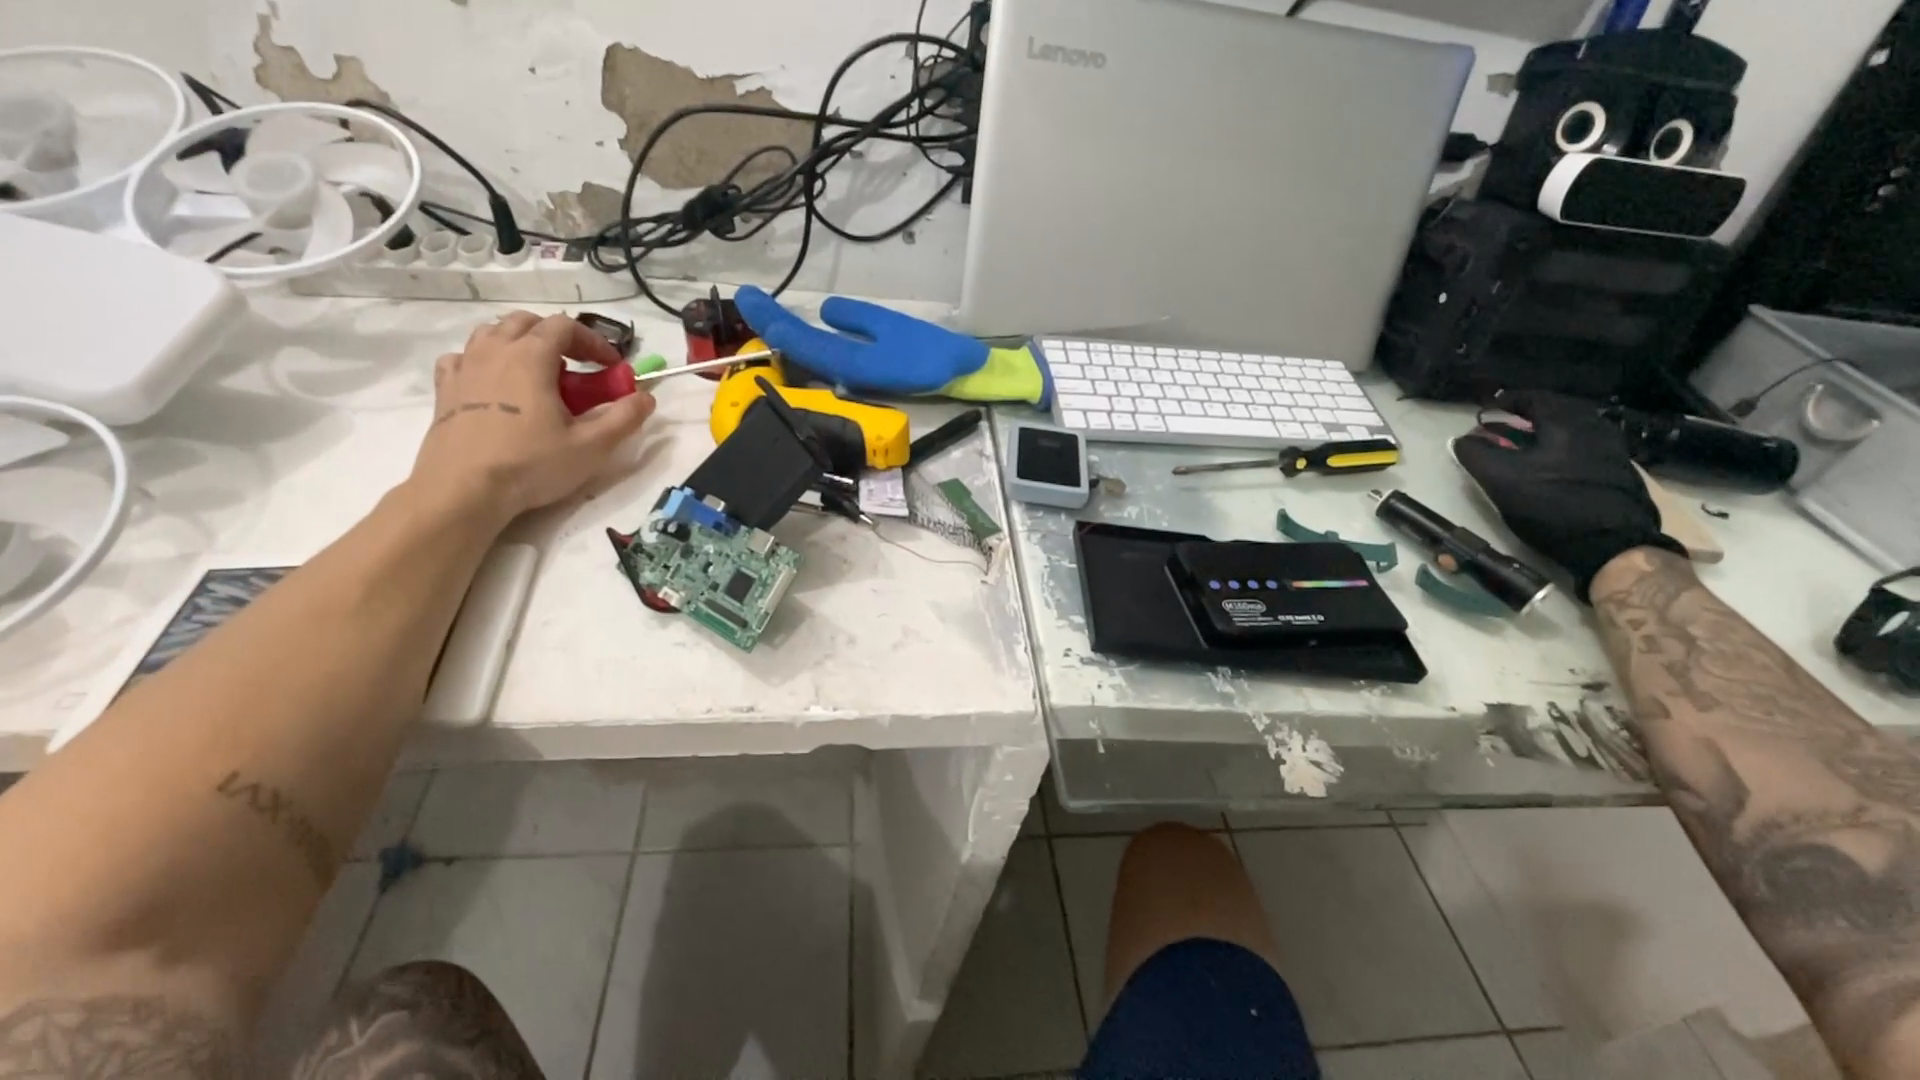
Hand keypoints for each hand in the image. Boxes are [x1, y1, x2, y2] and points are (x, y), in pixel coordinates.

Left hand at [412, 312, 655, 523]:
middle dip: (556, 337)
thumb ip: (624, 418)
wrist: (463, 490)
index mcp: (531, 356)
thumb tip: (646, 397)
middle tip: (575, 367)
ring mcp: (464, 368)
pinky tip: (492, 383)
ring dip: (519, 343)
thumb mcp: (591, 446)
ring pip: (492, 334)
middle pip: (526, 322)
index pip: (565, 326)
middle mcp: (494, 351)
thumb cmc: (531, 464)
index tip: (610, 367)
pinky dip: (482, 360)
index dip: (593, 342)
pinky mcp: (444, 390)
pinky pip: (462, 358)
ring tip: (536, 373)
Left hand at [734, 286, 1050, 403]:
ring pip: (805, 354)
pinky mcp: (859, 373)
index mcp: (850, 365)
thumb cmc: (934, 354)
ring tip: (764, 309)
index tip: (749, 296)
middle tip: (749, 297)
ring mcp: (849, 376)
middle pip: (796, 349)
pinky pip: (821, 355)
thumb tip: (823, 312)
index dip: (771, 320)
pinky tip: (797, 329)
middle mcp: (842, 374)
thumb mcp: (894, 329)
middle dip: (771, 323)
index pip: (799, 341)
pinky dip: (804, 339)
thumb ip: (858, 320)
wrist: (962, 378)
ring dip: (784, 332)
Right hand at [1452, 390, 1685, 602]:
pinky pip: (1582, 447)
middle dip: (1523, 417)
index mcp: (1566, 423)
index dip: (1505, 402)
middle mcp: (1593, 428)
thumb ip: (1477, 455)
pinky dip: (1559, 448)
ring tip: (1521, 447)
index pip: (1533, 398)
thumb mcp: (1502, 481)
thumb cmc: (1552, 506)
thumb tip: (1462, 440)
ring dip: (1541, 434)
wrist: (1613, 544)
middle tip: (1501, 426)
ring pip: (1569, 431)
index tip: (1486, 409)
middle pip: (1554, 412)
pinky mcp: (1618, 471)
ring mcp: (1610, 450)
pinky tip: (1548, 466)